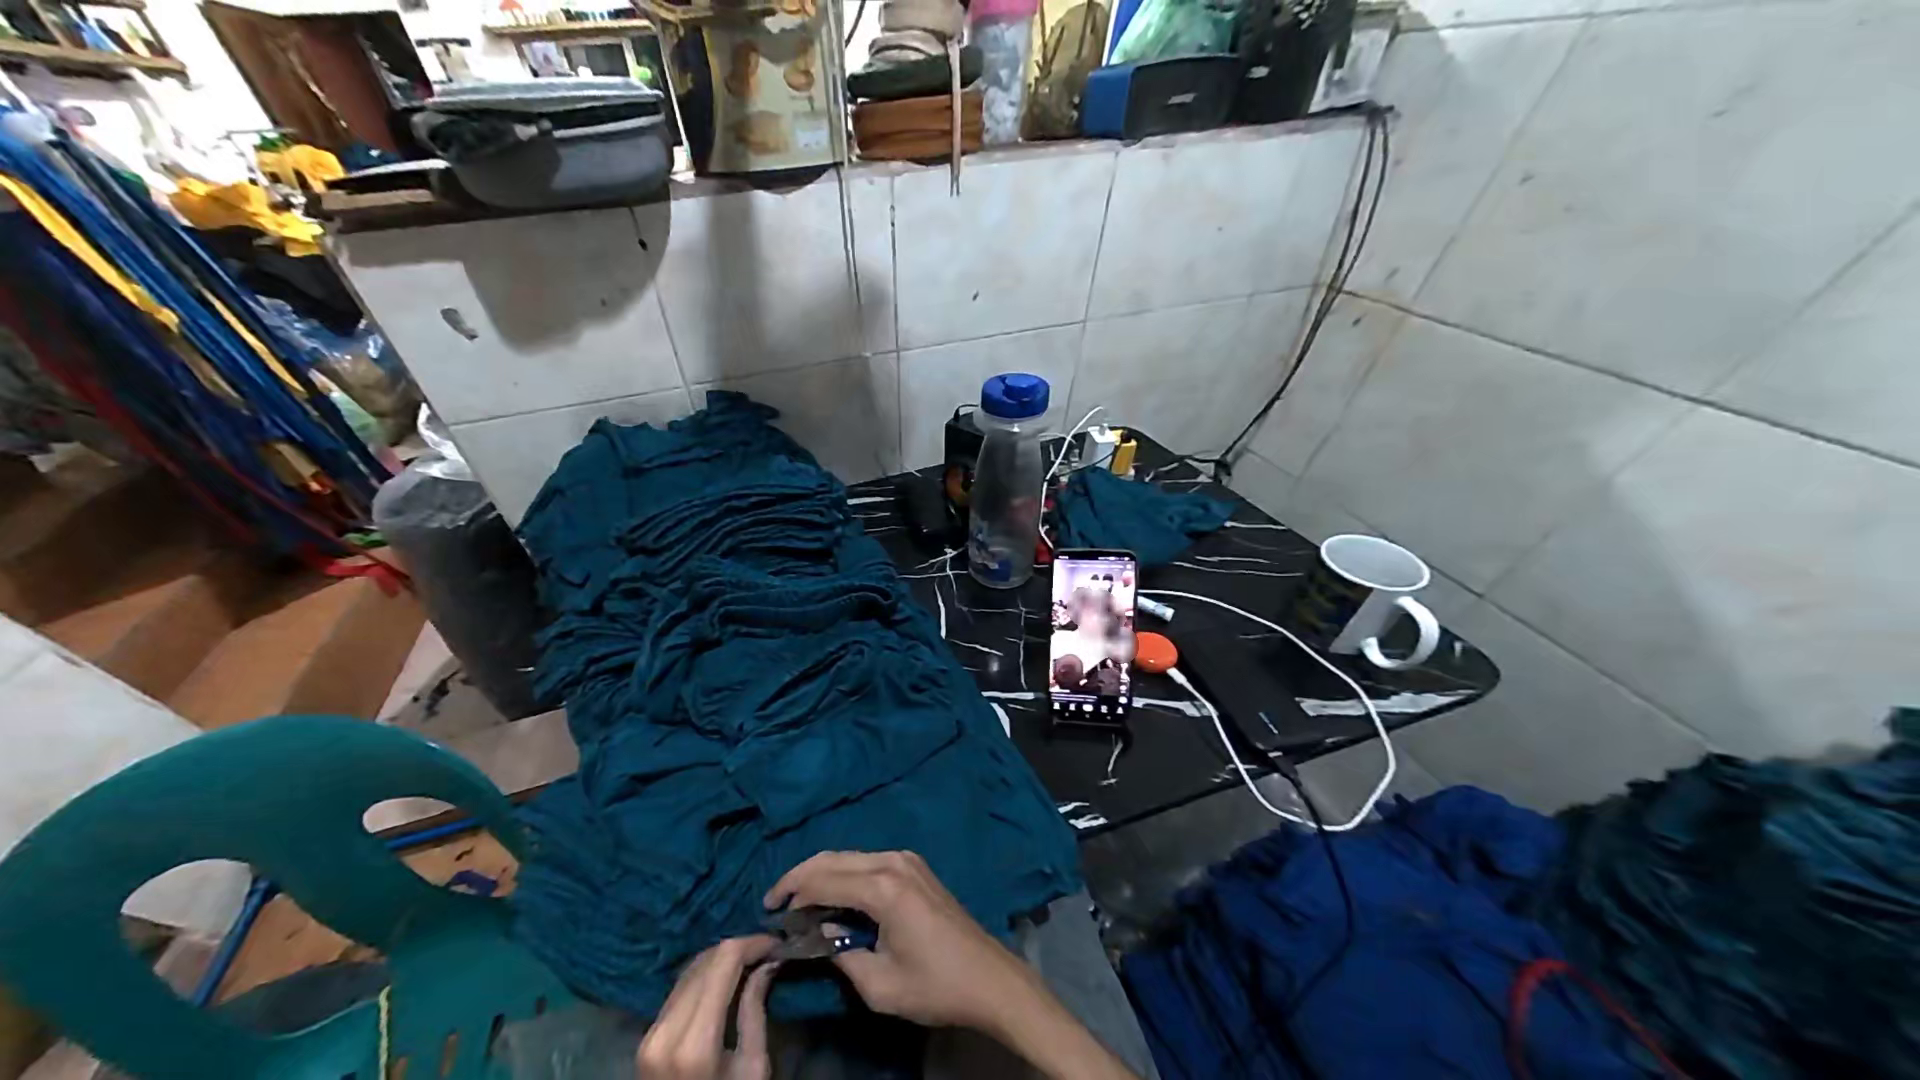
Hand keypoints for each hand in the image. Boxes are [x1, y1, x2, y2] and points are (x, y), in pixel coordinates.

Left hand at [636, 936, 779, 1079]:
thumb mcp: (753, 1067)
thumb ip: (755, 1010)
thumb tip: (767, 963)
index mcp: (694, 1042)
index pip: (723, 961)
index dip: (753, 943)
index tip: (777, 944)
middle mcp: (665, 1031)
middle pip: (705, 960)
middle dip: (739, 948)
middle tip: (767, 952)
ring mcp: (650, 1034)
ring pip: (690, 970)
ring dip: (722, 959)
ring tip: (750, 962)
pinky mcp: (646, 1037)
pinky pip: (679, 989)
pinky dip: (705, 976)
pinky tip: (726, 979)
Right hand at [763, 851, 1036, 1032]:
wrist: (988, 978)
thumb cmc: (934, 985)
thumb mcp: (878, 984)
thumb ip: (840, 954)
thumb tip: (817, 935)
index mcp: (884, 887)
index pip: (823, 880)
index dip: (791, 894)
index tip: (768, 912)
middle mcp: (893, 862)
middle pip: (834, 858)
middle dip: (801, 877)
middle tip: (775, 903)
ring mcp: (907, 860)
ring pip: (850, 856)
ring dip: (823, 874)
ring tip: (800, 904)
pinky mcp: (915, 867)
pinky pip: (868, 862)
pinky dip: (845, 875)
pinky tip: (834, 897)